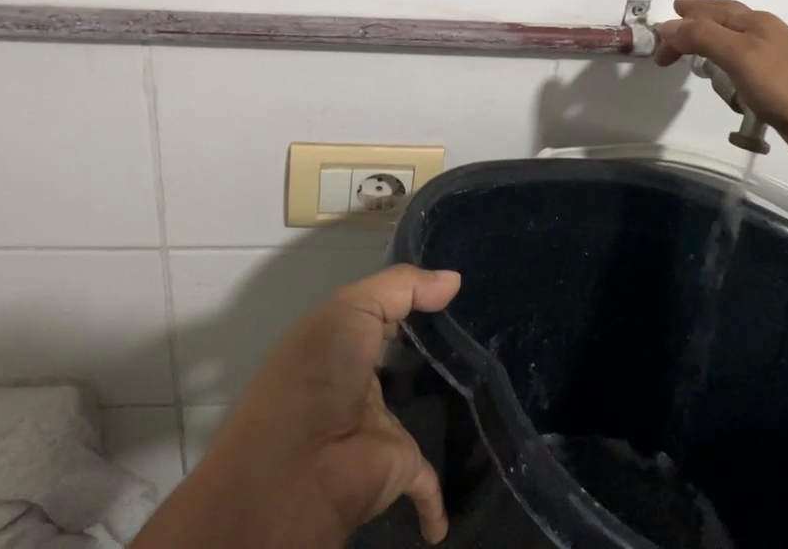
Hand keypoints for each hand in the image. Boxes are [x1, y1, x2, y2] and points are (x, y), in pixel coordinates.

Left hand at [140, 265, 460, 547]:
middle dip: (431, 357)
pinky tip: (450, 506)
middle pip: (402, 366)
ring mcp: (377, 429)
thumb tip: (455, 280)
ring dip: (441, 413)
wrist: (297, 465)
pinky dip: (438, 504)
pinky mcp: (398, 470)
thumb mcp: (351, 308)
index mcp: (340, 343)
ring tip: (490, 391)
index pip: (379, 318)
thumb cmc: (317, 373)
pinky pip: (429, 485)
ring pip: (419, 417)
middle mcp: (357, 384)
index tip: (453, 293)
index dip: (410, 303)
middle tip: (482, 339)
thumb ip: (402, 288)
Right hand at [653, 0, 787, 174]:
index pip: (710, 12)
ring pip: (733, 43)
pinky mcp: (779, 86)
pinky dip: (726, 66)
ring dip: (710, 42)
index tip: (656, 39)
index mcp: (757, 24)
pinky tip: (724, 80)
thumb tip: (667, 26)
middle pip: (724, 20)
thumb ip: (702, 37)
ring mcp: (775, 61)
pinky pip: (742, 67)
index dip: (682, 20)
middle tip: (669, 33)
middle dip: (695, 22)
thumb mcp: (741, 56)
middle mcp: (766, 36)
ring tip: (690, 53)